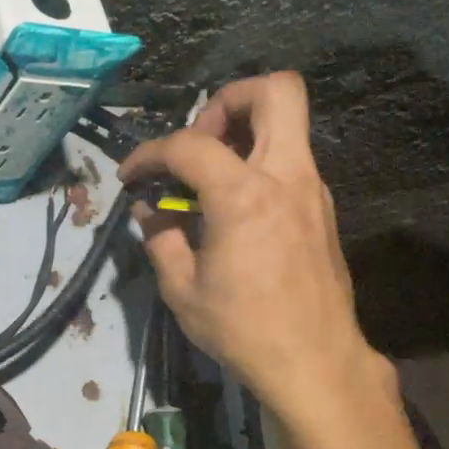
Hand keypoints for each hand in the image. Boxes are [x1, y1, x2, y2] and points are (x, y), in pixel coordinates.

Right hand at [119, 72, 388, 422]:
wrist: (311, 357)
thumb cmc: (239, 327)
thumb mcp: (181, 289)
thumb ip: (162, 239)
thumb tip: (151, 210)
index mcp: (244, 197)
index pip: (191, 145)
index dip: (150, 153)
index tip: (130, 176)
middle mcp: (286, 177)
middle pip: (276, 92)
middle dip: (226, 102)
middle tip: (197, 142)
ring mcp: (311, 188)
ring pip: (288, 122)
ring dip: (243, 132)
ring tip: (205, 177)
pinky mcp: (319, 207)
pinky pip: (289, 160)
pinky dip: (255, 165)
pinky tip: (228, 209)